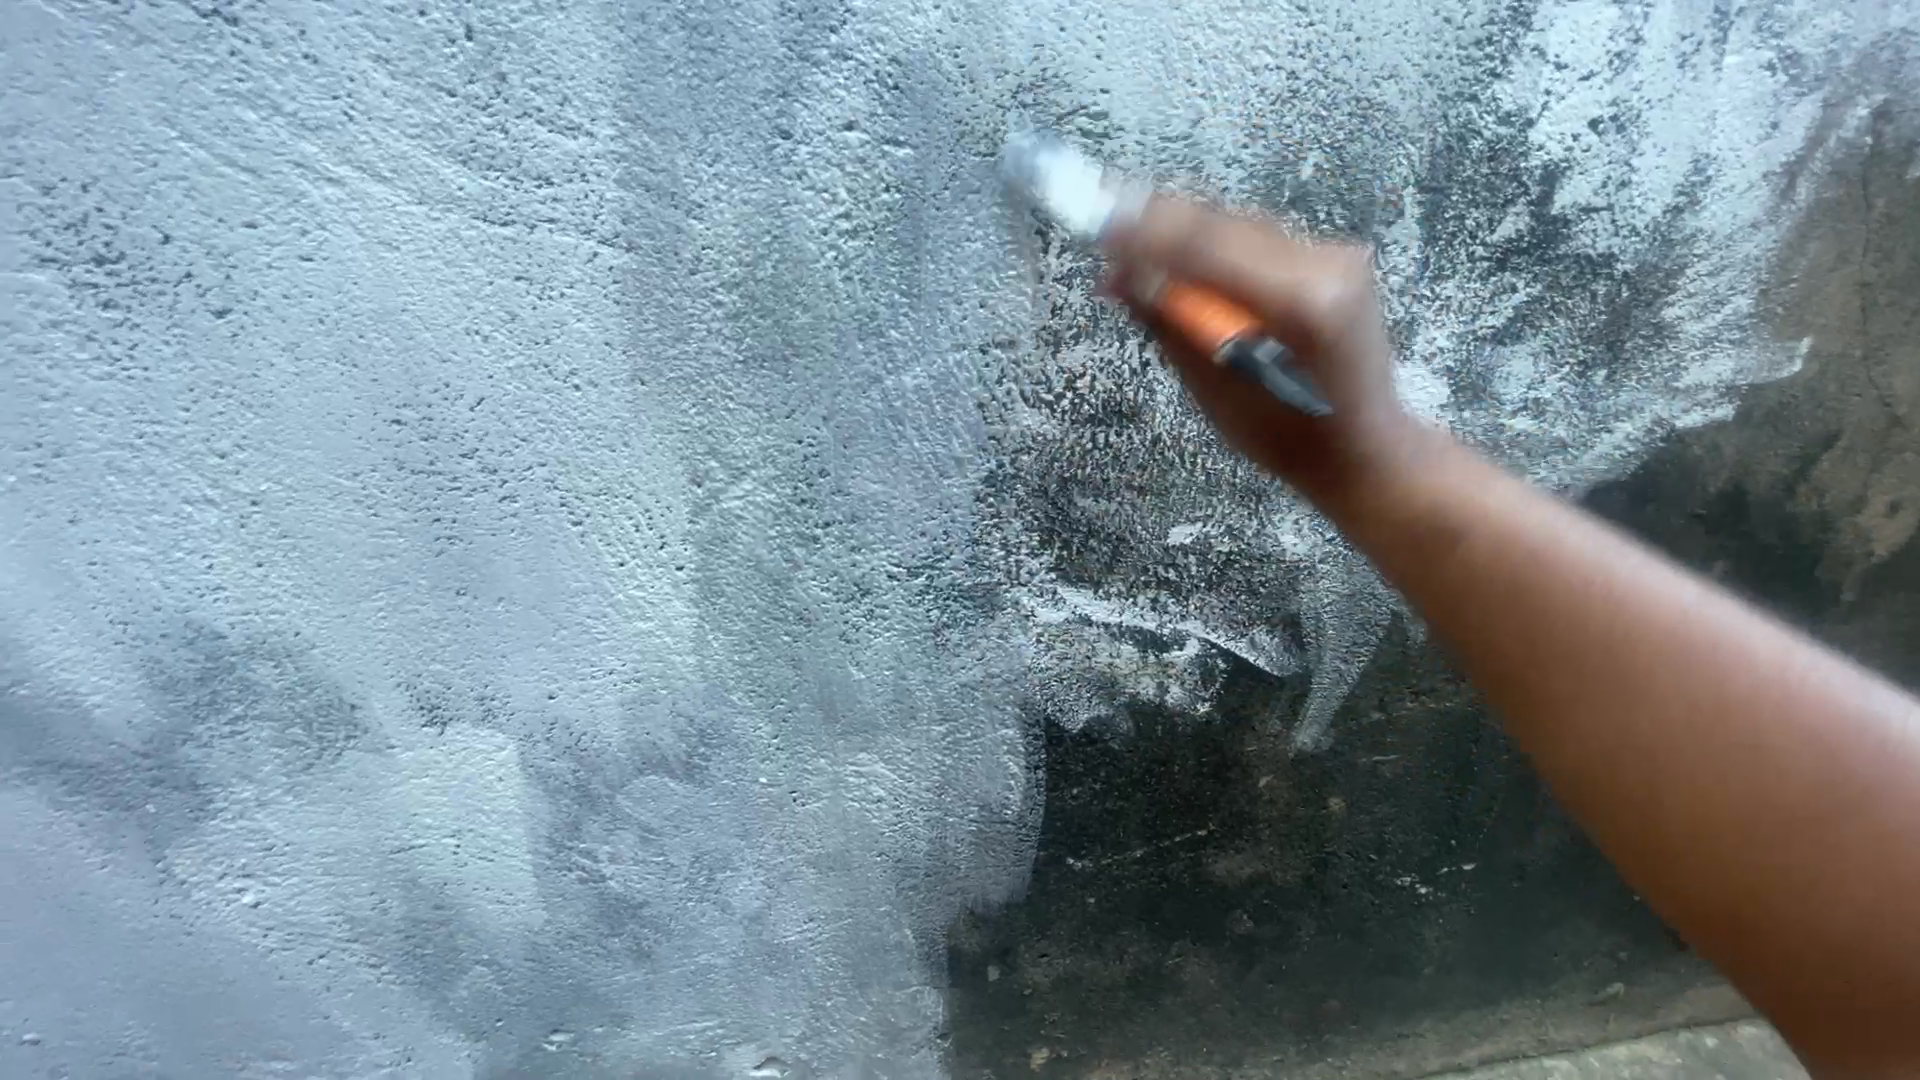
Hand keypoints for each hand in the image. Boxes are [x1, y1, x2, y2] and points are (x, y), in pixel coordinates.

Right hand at [1103, 196, 1419, 503]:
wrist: (1363, 445)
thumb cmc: (1287, 437)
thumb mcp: (1216, 390)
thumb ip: (1171, 324)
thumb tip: (1117, 278)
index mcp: (1299, 303)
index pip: (1206, 245)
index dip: (1145, 232)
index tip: (1097, 227)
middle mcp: (1324, 262)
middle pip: (1222, 223)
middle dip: (1157, 224)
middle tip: (1104, 233)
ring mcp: (1334, 254)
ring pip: (1238, 224)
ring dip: (1182, 232)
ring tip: (1132, 251)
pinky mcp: (1332, 257)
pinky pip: (1256, 240)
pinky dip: (1213, 246)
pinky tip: (1181, 261)